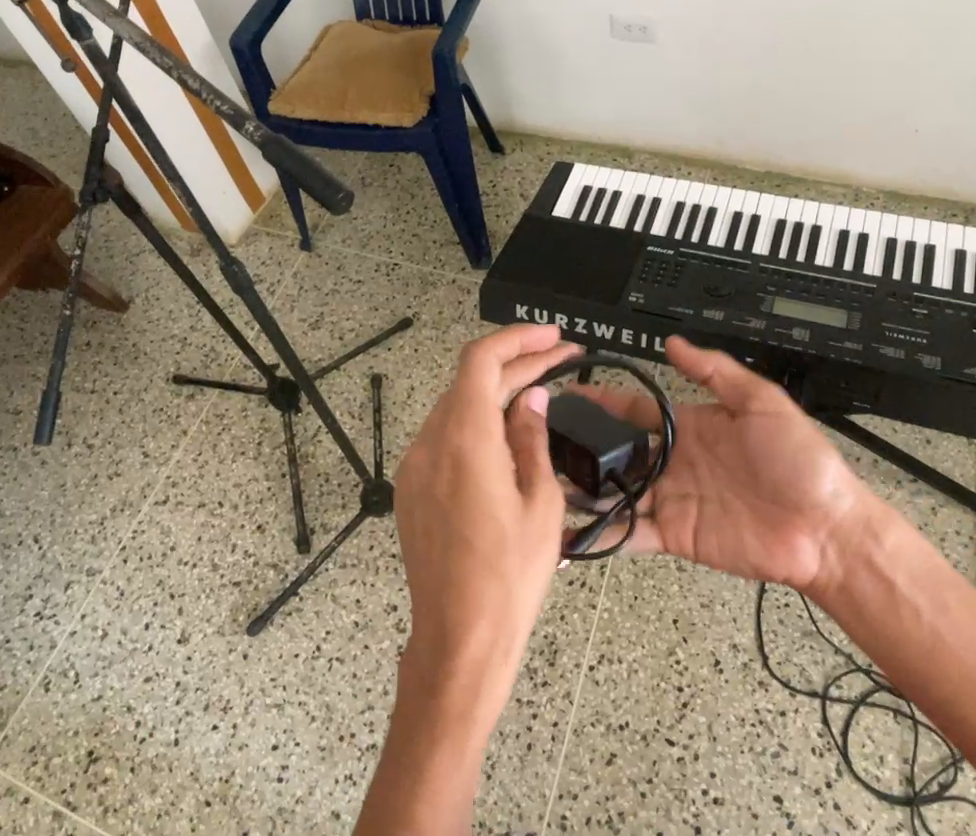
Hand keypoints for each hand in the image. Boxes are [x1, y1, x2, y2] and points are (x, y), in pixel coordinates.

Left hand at [393, 323, 578, 703]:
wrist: (459, 637)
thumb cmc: (510, 577)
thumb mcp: (540, 503)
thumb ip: (532, 439)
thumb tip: (531, 399)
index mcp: (465, 440)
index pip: (481, 361)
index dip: (517, 338)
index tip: (553, 337)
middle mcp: (430, 444)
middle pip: (470, 382)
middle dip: (517, 365)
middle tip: (563, 360)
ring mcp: (415, 468)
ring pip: (456, 409)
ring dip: (497, 395)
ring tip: (542, 396)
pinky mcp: (412, 490)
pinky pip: (445, 439)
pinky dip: (477, 425)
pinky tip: (509, 437)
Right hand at [572, 336, 869, 589]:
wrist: (827, 530)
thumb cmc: (804, 463)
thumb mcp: (762, 402)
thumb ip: (716, 372)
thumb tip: (675, 343)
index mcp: (692, 427)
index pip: (635, 409)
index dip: (603, 402)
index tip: (571, 395)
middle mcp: (676, 462)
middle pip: (617, 453)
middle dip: (585, 449)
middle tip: (547, 443)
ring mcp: (673, 499)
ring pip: (615, 493)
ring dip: (586, 491)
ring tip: (550, 484)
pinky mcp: (675, 535)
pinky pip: (631, 534)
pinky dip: (602, 535)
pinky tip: (572, 530)